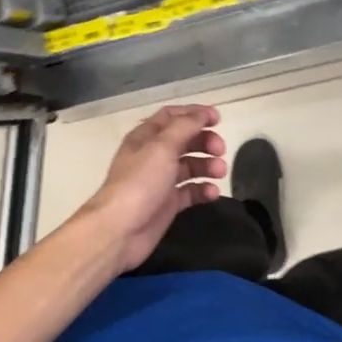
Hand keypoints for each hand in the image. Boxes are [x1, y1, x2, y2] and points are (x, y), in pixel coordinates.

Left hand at [79, 104, 226, 271]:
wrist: (120, 229)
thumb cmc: (140, 182)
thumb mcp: (162, 147)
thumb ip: (185, 126)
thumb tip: (204, 113)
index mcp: (146, 137)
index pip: (172, 116)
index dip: (194, 114)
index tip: (218, 119)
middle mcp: (153, 156)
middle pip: (185, 140)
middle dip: (204, 142)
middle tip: (220, 150)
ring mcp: (161, 180)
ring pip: (190, 166)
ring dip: (207, 166)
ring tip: (220, 173)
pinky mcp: (168, 203)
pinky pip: (191, 191)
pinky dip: (203, 190)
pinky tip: (212, 193)